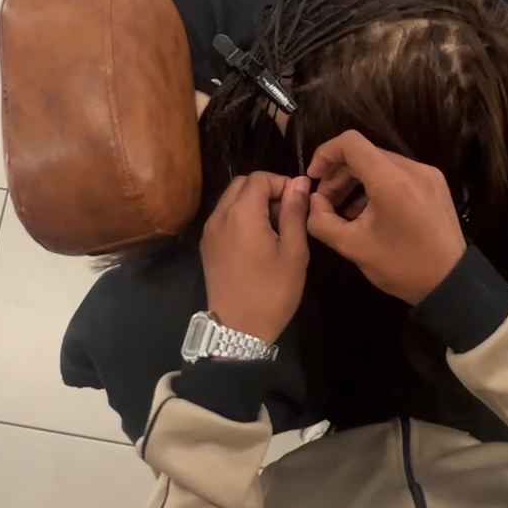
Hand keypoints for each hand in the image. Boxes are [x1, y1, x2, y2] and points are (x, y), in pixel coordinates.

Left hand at [201, 172, 311, 342]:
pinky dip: (240, 217)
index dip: (282, 183)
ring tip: (274, 229)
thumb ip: (295, 212)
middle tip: (287, 215)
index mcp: (242, 213)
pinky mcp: (207, 246)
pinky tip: (257, 241)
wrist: (238, 329)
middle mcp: (220, 215)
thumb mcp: (294, 251)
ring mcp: (210, 231)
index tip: (298, 203)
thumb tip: (300, 182)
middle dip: (266, 190)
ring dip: (253, 203)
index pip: (260, 178)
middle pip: (242, 184)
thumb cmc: (272, 291)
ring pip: (231, 199)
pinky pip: (224, 217)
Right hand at [305, 131, 465, 303]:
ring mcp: (427, 175)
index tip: (314, 179)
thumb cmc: (401, 266)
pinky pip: (398, 175)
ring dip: (356, 181)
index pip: (350, 142)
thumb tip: (313, 203)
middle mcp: (412, 169)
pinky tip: (369, 214)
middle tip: (325, 203)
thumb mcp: (353, 247)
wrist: (451, 283)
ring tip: (344, 212)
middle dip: (338, 174)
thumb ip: (322, 221)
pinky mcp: (435, 185)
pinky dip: (377, 187)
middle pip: (365, 154)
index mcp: (391, 180)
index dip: (325, 154)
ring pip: (381, 165)